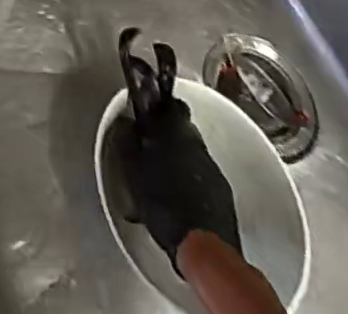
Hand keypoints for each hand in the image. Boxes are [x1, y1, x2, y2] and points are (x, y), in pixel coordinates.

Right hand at [118, 95, 242, 271]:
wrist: (202, 246)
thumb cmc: (162, 203)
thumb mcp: (132, 168)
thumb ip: (127, 139)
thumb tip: (125, 121)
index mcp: (176, 135)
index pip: (174, 105)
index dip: (161, 102)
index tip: (149, 103)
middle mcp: (199, 148)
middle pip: (183, 128)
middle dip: (166, 131)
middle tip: (148, 139)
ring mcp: (214, 171)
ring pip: (192, 151)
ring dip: (176, 154)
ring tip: (158, 170)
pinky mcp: (222, 192)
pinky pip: (201, 173)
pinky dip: (188, 175)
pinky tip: (175, 190)